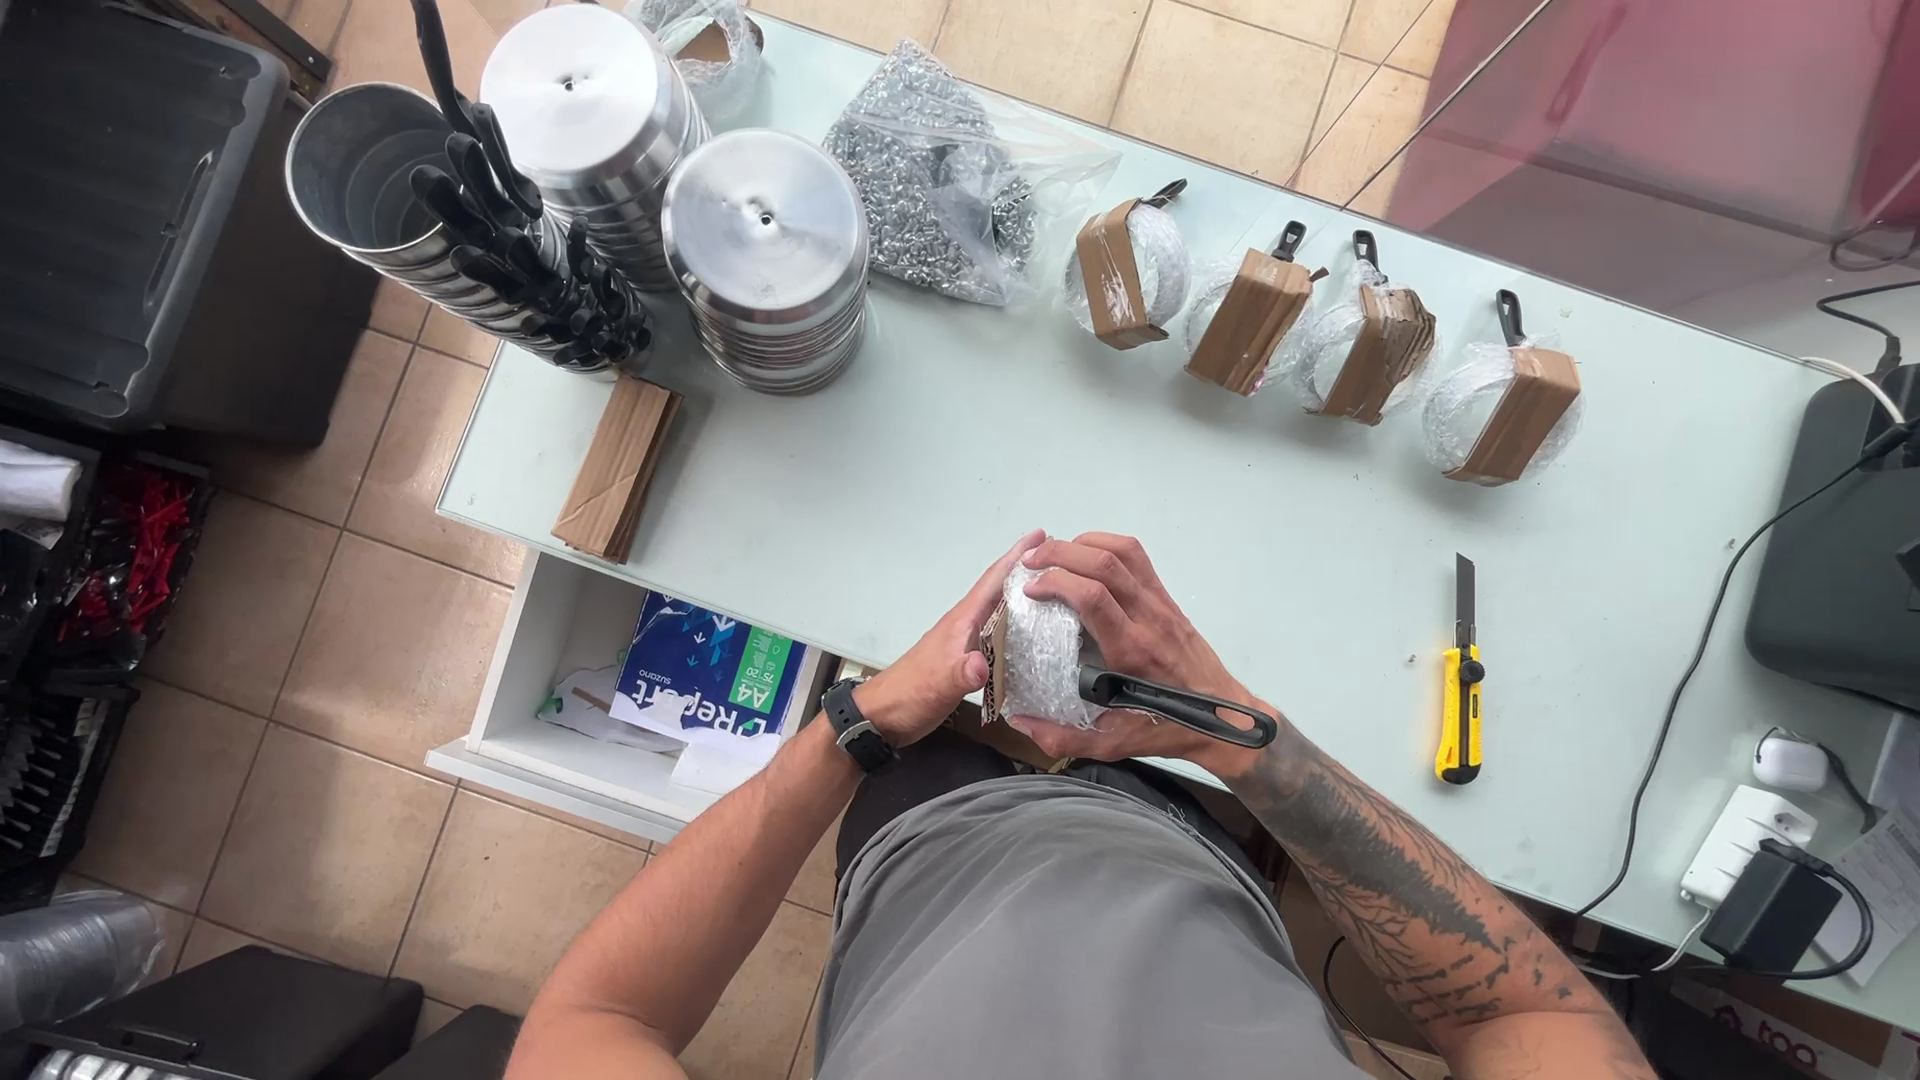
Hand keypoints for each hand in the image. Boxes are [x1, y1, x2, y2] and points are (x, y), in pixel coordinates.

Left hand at [853, 529, 1046, 745]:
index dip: (1015, 557)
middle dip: (1027, 572)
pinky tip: (1033, 636)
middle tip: (1060, 560)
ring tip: (1054, 592)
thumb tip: (981, 664)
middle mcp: (967, 625)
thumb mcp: (939, 683)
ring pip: (1001, 612)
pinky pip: (999, 636)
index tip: (1040, 536)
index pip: (992, 581)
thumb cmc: (910, 693)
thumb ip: (961, 673)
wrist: (885, 716)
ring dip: (1024, 599)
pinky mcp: (967, 661)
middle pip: (1001, 591)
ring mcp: (966, 642)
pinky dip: (1018, 629)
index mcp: (962, 621)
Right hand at [1009, 533, 1277, 775]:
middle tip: (1029, 564)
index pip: (1092, 596)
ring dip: (1081, 543)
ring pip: (1122, 551)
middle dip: (1060, 554)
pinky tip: (1083, 555)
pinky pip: (1136, 557)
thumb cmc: (1166, 730)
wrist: (1225, 722)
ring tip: (1052, 555)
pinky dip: (1104, 544)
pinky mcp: (1166, 598)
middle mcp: (1147, 619)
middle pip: (1103, 564)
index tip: (1029, 590)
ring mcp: (1160, 603)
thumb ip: (1062, 736)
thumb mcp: (1111, 744)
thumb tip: (1018, 719)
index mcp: (1131, 651)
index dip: (1055, 582)